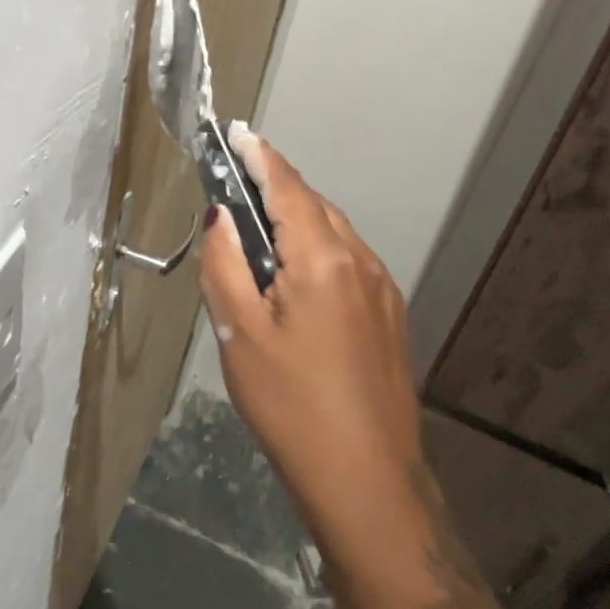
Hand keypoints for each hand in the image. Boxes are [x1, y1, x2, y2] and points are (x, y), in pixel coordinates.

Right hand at [198, 124, 420, 525]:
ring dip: (295, 218)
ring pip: (334, 234)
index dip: (261, 157)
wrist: (365, 476)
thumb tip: (220, 216)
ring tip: (254, 227)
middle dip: (275, 186)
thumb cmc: (290, 401)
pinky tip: (290, 275)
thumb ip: (225, 264)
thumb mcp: (239, 331)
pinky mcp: (389, 319)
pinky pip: (347, 262)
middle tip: (232, 181)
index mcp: (323, 260)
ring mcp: (383, 292)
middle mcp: (362, 263)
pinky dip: (314, 249)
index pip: (288, 189)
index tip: (238, 132)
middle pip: (314, 206)